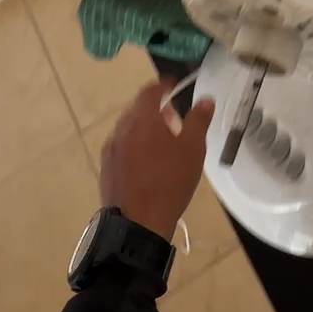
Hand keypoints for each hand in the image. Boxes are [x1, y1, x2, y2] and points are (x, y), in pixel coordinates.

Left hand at [98, 78, 215, 239]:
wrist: (138, 226)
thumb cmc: (169, 182)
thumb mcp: (193, 149)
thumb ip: (199, 120)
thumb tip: (206, 99)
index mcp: (142, 119)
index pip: (150, 91)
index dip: (163, 85)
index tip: (174, 85)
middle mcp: (122, 129)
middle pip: (137, 109)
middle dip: (155, 108)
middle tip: (173, 117)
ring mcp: (111, 151)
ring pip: (128, 129)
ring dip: (144, 128)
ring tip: (162, 141)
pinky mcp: (106, 170)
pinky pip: (121, 147)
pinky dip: (134, 145)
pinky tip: (146, 162)